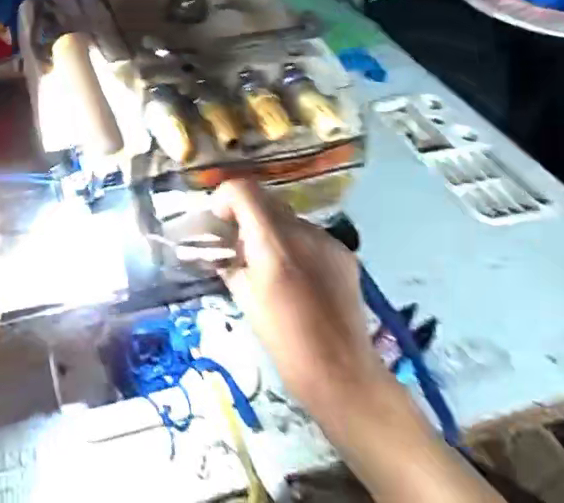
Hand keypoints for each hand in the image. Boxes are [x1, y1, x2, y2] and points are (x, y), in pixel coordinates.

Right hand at [211, 180, 503, 502]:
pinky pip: (311, 236)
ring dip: (272, 231)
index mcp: (271, 243)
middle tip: (238, 246)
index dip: (225, 198)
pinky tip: (298, 279)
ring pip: (288, 218)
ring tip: (270, 267)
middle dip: (247, 215)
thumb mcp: (245, 300)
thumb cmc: (285, 342)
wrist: (341, 372)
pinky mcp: (344, 252)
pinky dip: (296, 245)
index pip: (243, 190)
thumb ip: (230, 263)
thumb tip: (220, 247)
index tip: (219, 221)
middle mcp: (301, 231)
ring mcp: (326, 240)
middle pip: (266, 200)